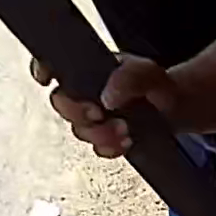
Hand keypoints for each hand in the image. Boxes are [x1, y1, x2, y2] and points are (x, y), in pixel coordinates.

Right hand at [30, 53, 178, 158]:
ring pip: (79, 130)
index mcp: (88, 71)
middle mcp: (85, 94)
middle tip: (100, 114)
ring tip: (125, 129)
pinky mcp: (107, 139)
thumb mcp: (148, 73)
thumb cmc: (156, 85)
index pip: (53, 66)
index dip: (41, 70)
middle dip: (78, 113)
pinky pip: (98, 149)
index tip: (46, 79)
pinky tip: (127, 142)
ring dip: (100, 133)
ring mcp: (94, 119)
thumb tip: (107, 97)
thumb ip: (130, 77)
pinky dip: (111, 148)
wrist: (174, 109)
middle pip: (61, 104)